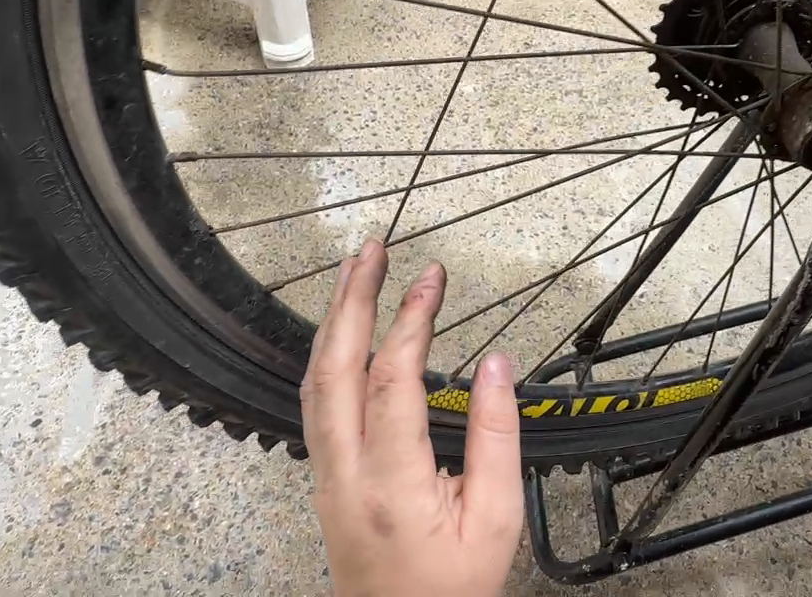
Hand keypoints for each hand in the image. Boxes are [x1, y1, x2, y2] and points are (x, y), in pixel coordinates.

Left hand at [301, 240, 522, 596]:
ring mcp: (325, 474)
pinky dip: (326, 349)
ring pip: (314, 381)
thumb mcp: (496, 518)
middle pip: (335, 367)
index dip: (411, 319)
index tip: (433, 276)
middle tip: (373, 249)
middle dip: (352, 299)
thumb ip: (497, 436)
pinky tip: (341, 326)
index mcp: (391, 483)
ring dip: (333, 318)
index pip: (392, 380)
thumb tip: (497, 361)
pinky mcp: (324, 475)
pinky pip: (314, 400)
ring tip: (352, 271)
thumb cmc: (453, 586)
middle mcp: (344, 472)